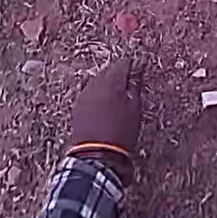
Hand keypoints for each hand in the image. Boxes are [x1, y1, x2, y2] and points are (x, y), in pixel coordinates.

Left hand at [68, 58, 140, 178]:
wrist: (96, 154)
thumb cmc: (120, 131)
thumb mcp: (134, 107)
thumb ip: (135, 84)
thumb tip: (139, 67)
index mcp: (112, 81)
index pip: (123, 63)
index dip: (133, 66)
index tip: (139, 72)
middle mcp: (96, 83)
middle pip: (109, 70)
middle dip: (119, 74)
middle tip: (130, 85)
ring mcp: (84, 93)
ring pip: (98, 80)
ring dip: (107, 84)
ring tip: (117, 96)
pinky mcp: (77, 104)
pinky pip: (89, 91)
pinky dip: (97, 93)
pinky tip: (103, 104)